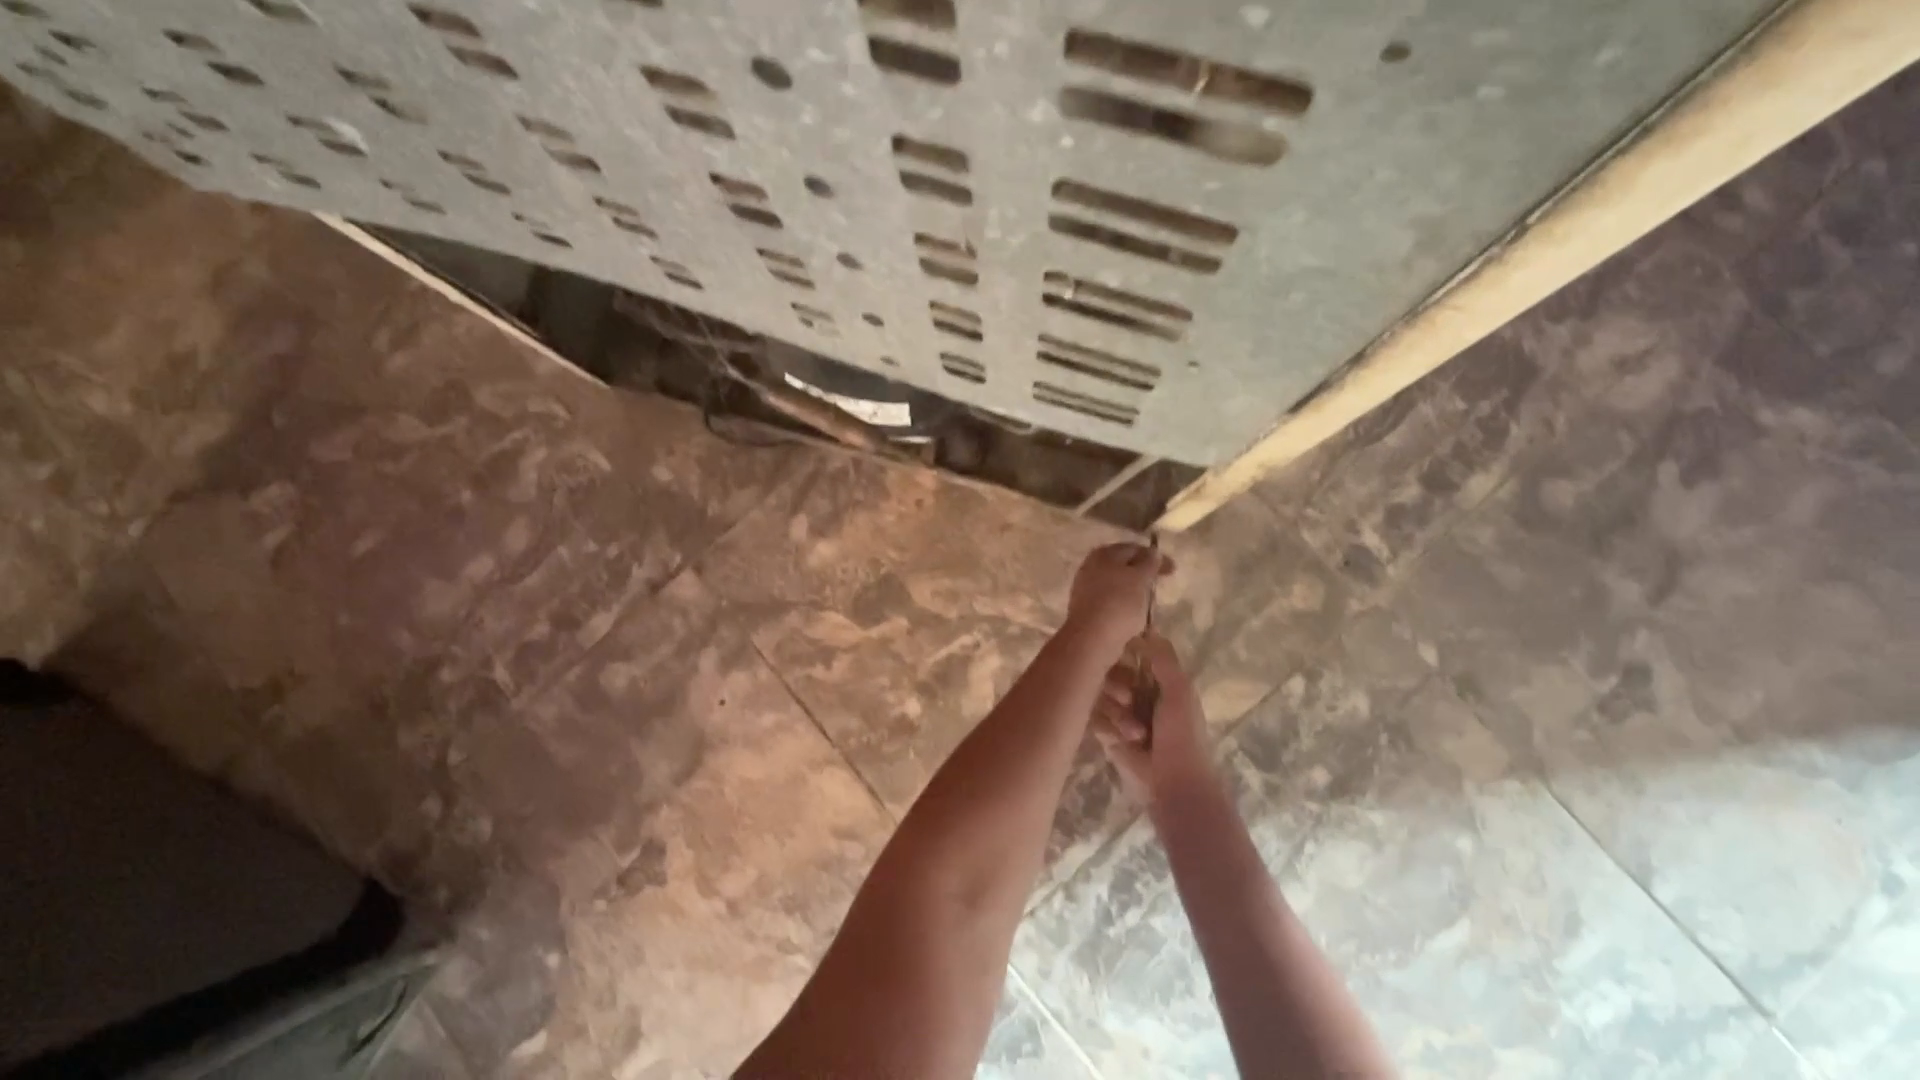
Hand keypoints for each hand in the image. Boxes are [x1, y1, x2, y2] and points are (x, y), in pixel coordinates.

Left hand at [1064, 542, 1172, 653]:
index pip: (1133, 548)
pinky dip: (1124, 603)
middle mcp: (1091, 567)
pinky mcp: (1087, 609)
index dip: (1154, 556)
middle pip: (1122, 565)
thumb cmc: (1119, 602)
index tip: (1172, 570)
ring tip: (1149, 600)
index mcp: (1104, 554)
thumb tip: (1153, 552)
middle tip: (1160, 582)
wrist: (1092, 637)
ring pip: (1116, 583)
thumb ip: (1148, 563)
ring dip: (1133, 589)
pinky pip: (1110, 600)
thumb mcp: (1140, 578)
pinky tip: (1134, 614)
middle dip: (1143, 572)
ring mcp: (1086, 588)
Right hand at [1092, 633, 1213, 804]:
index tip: (1119, 657)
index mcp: (1159, 680)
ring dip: (1114, 713)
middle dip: (1116, 686)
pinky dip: (1106, 728)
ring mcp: (1121, 715)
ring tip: (1133, 733)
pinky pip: (1092, 719)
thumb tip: (1146, 627)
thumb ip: (1164, 658)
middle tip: (1127, 700)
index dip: (1122, 654)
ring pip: (1098, 696)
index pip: (1130, 654)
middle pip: (1109, 673)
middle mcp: (1138, 693)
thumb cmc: (1182, 735)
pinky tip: (1119, 741)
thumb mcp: (1180, 690)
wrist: (1173, 784)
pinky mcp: (1107, 736)